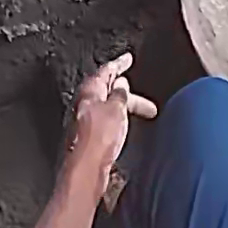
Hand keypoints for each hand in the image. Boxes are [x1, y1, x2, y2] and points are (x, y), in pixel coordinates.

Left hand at [64, 52, 157, 188]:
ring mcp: (83, 120)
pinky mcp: (86, 137)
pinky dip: (117, 120)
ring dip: (123, 108)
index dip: (119, 64)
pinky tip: (123, 128)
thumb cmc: (98, 138)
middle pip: (107, 90)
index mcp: (89, 91)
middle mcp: (83, 103)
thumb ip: (120, 94)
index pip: (106, 70)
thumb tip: (121, 84)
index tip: (128, 58)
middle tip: (144, 100)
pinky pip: (104, 122)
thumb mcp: (117, 109)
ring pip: (106, 107)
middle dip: (126, 93)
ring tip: (138, 115)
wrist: (86, 169)